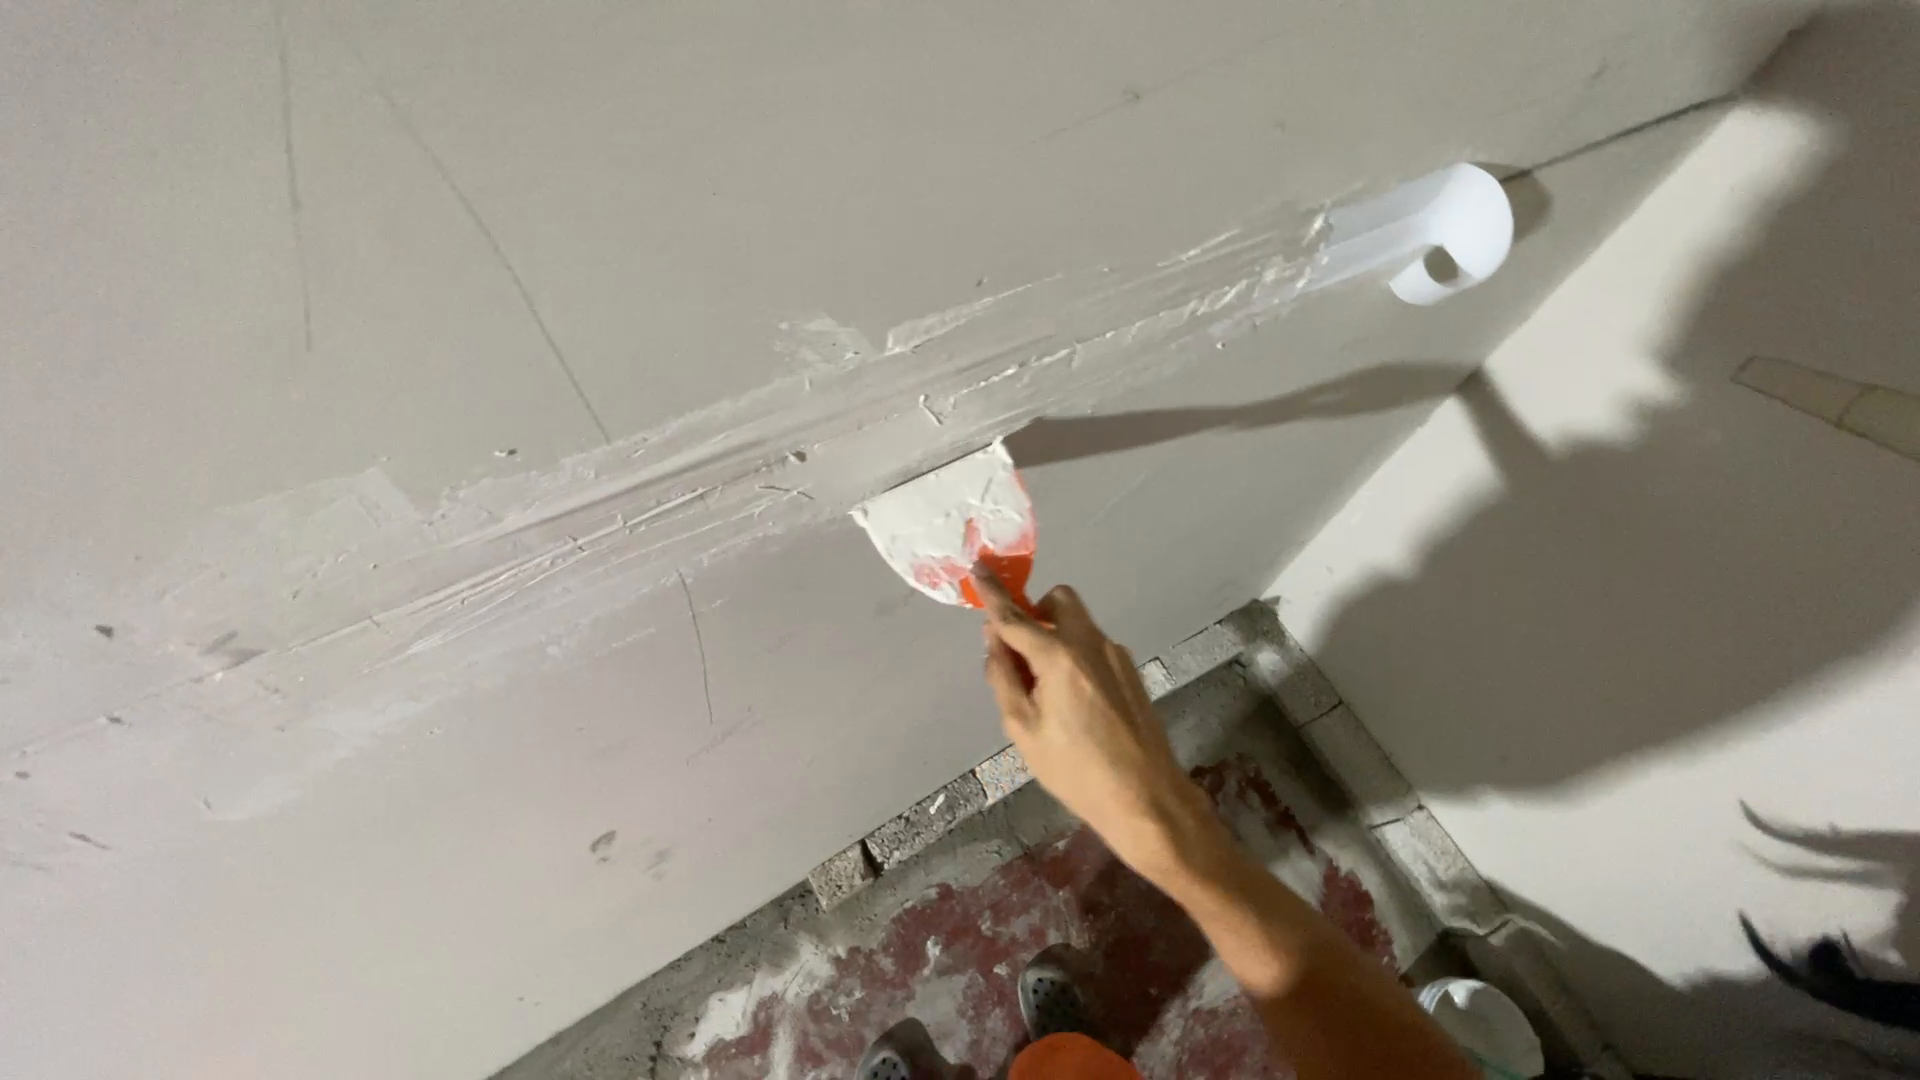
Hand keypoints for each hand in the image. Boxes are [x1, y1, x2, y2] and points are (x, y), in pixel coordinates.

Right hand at [974, 570, 1218, 880]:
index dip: (993, 593)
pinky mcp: (1131, 672)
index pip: (1016, 616)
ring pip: (1078, 625)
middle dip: (1035, 612)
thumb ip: (1003, 676)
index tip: (979, 568)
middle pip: (1060, 601)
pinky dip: (1073, 657)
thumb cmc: (1076, 770)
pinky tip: (1073, 704)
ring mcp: (1117, 656)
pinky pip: (1093, 647)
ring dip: (1054, 637)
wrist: (1147, 798)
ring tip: (1044, 692)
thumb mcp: (1023, 729)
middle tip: (1020, 650)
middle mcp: (1092, 644)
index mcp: (1060, 657)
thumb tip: (994, 639)